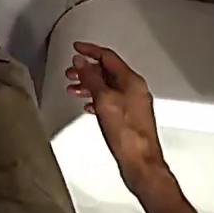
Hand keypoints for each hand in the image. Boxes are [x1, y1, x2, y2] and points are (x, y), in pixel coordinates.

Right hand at [66, 41, 176, 208]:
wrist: (141, 165)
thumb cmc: (128, 136)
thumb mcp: (104, 100)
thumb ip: (91, 78)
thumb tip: (81, 61)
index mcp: (132, 81)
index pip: (108, 56)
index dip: (90, 50)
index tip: (77, 48)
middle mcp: (135, 90)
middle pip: (107, 71)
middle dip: (87, 69)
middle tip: (72, 70)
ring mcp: (133, 104)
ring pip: (108, 86)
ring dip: (90, 84)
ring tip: (74, 87)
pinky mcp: (129, 117)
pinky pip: (110, 99)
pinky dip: (96, 98)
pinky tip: (88, 105)